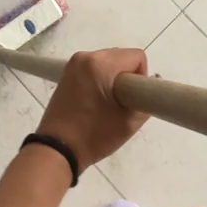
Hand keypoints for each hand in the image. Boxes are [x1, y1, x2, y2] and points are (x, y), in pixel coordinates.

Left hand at [36, 48, 150, 168]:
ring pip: (107, 61)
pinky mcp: (66, 73)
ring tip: (107, 104)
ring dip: (113, 77)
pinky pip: (93, 68)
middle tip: (122, 103)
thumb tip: (148, 85)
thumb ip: (147, 101)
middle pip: (121, 56)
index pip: (136, 56)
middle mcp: (86, 56)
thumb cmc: (95, 136)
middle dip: (126, 76)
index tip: (133, 98)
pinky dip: (100, 79)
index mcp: (101, 64)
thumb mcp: (129, 123)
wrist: (57, 149)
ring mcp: (73, 63)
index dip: (141, 77)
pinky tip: (95, 101)